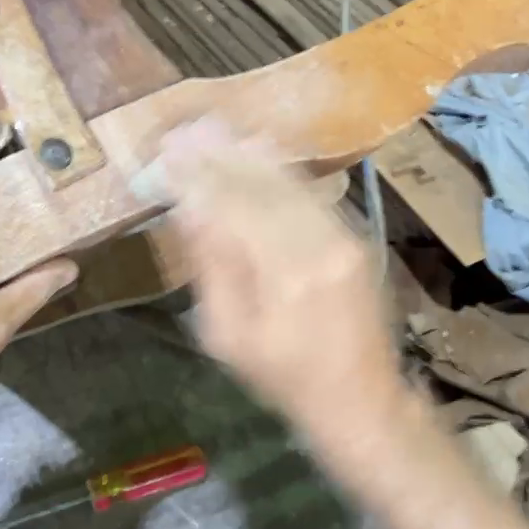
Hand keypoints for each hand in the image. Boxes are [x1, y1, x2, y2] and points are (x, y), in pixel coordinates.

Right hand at [154, 120, 406, 434]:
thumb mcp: (229, 337)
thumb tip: (189, 208)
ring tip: (210, 127)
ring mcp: (342, 237)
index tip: (165, 154)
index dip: (195, 176)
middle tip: (182, 131)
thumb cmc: (283, 378)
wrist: (362, 401)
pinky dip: (278, 165)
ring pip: (285, 180)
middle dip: (216, 155)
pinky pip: (309, 190)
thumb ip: (212, 268)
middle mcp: (317, 245)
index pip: (230, 206)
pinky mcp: (353, 236)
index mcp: (283, 276)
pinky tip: (254, 146)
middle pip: (258, 184)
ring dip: (244, 151)